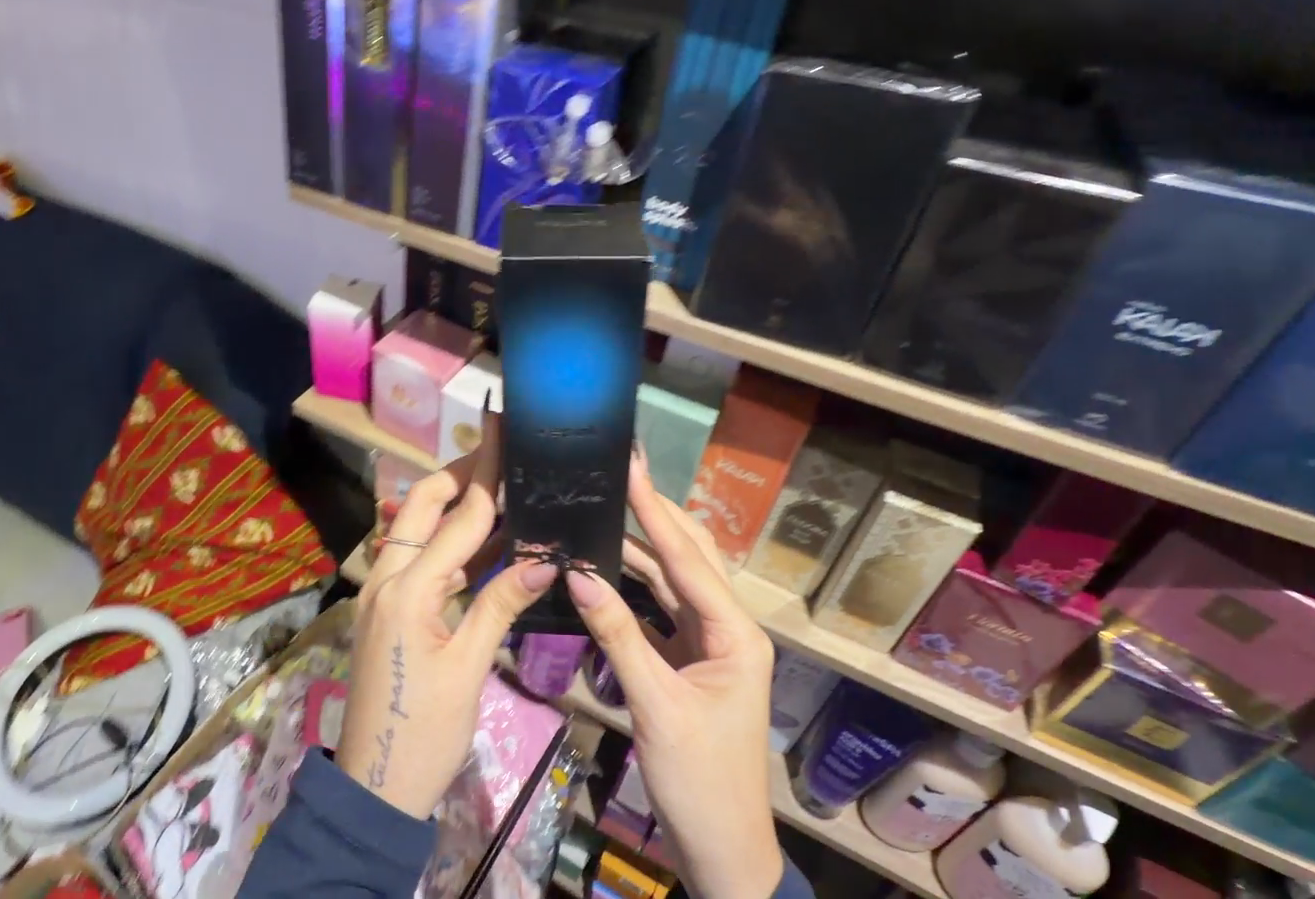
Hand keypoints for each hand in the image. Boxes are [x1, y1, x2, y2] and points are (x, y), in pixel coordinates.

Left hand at [336, 470, 557, 818]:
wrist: (374, 786)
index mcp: (408, 590)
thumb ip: (500, 605)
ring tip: (499, 489)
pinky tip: (481, 543)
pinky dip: (446, 544)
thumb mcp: (469, 669)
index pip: (457, 519)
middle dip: (458, 476)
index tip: (503, 432)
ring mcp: (380, 594)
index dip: (487, 475)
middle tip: (501, 456)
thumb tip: (544, 559)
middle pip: (420, 507)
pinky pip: (416, 561)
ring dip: (452, 507)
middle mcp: (386, 579)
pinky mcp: (385, 611)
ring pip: (415, 531)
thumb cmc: (425, 732)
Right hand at [570, 448, 784, 898]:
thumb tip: (578, 573)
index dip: (654, 511)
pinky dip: (634, 587)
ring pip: (673, 582)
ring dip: (641, 548)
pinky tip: (608, 566)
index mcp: (736, 633)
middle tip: (620, 472)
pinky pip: (660, 610)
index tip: (630, 467)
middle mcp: (727, 628)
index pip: (687, 559)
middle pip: (689, 558)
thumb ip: (617, 634)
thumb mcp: (655, 704)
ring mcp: (709, 644)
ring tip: (606, 507)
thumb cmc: (699, 778)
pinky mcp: (689, 661)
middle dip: (654, 514)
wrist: (722, 847)